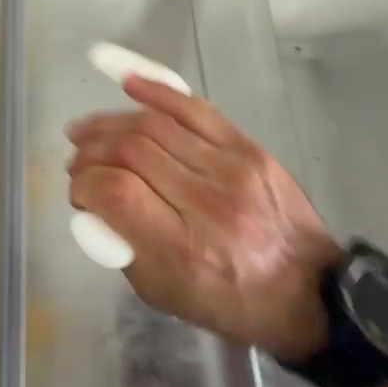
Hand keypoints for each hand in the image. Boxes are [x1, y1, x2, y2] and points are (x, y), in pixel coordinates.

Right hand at [67, 76, 341, 361]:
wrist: (309, 293)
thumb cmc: (227, 300)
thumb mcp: (161, 290)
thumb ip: (120, 241)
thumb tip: (93, 196)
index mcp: (183, 248)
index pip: (114, 191)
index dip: (83, 183)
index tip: (78, 192)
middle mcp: (208, 203)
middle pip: (130, 151)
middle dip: (91, 151)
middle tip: (77, 161)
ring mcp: (232, 171)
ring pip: (154, 125)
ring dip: (110, 123)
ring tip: (88, 131)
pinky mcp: (249, 150)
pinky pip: (195, 109)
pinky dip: (156, 92)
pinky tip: (127, 86)